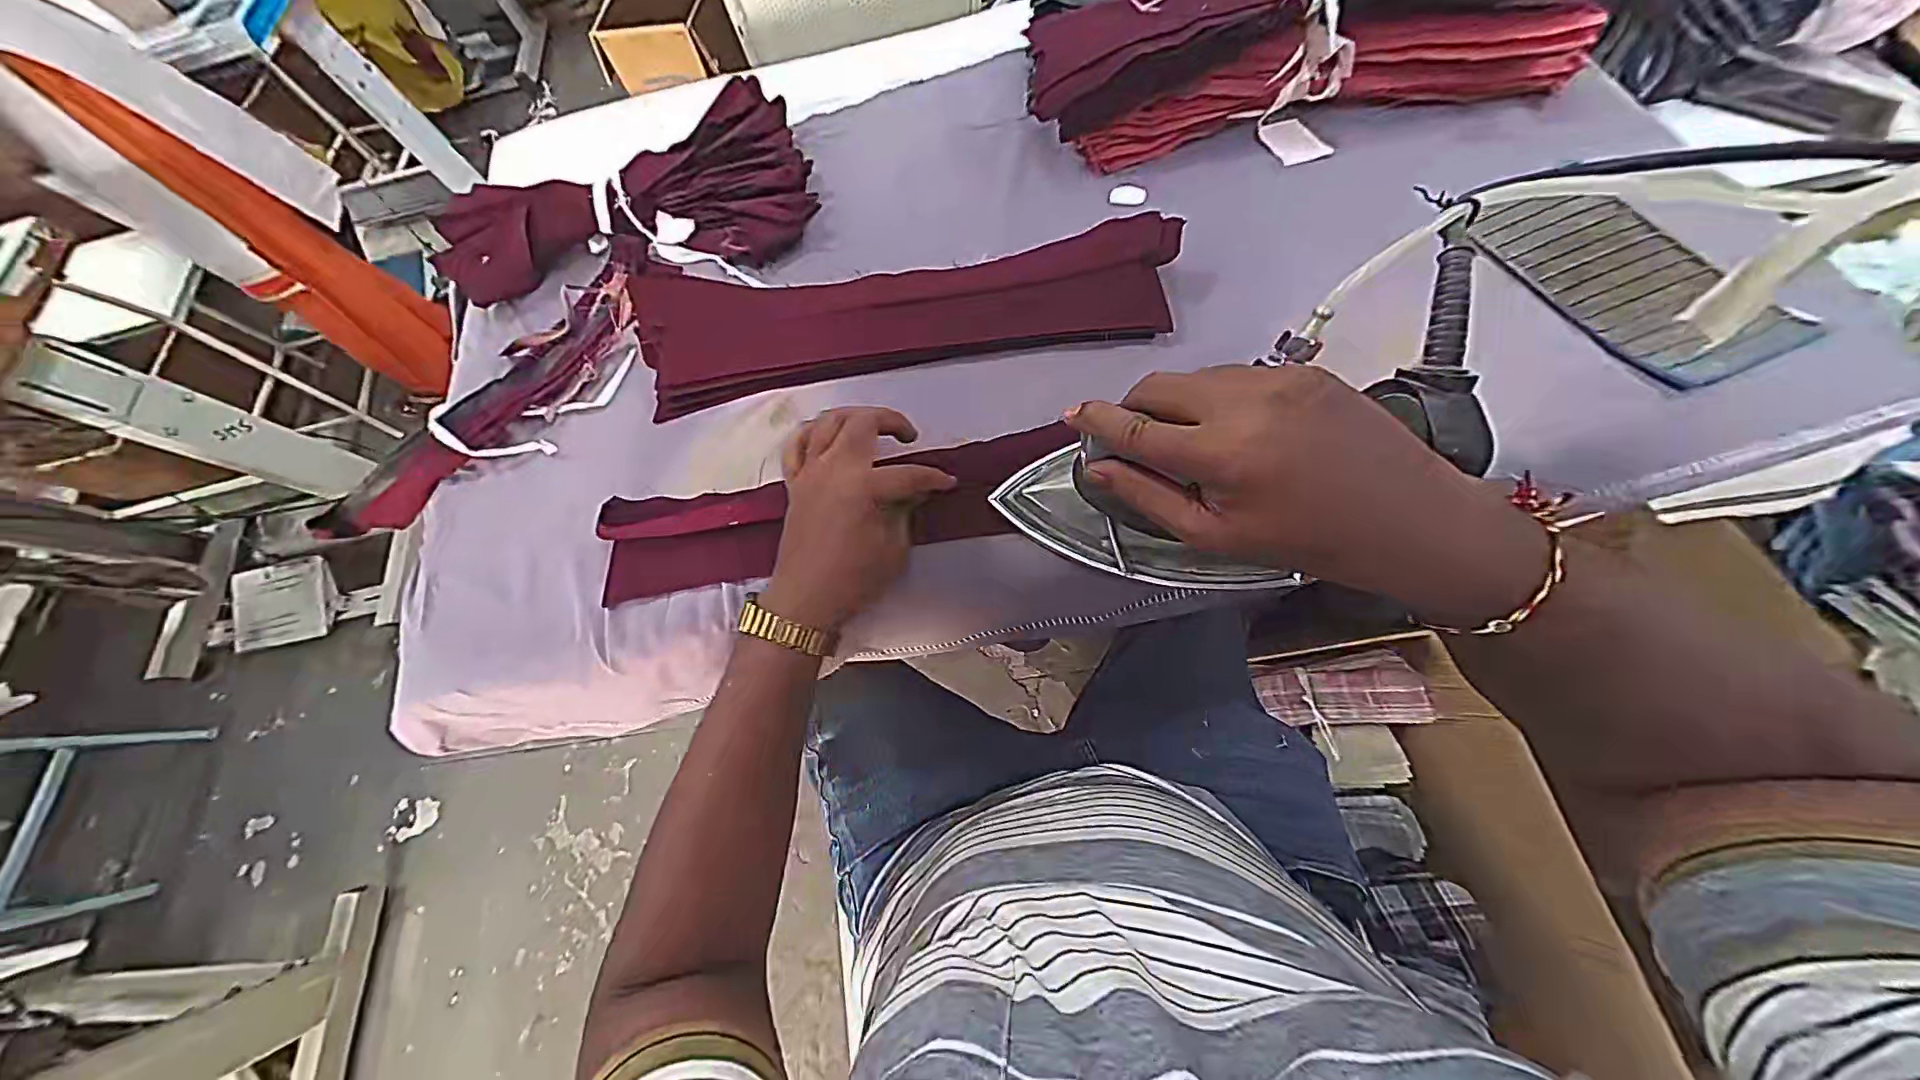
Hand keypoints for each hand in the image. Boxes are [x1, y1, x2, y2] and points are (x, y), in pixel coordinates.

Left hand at [761, 407, 956, 630]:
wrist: (805, 599)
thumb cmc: (852, 580)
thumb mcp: (893, 549)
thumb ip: (905, 511)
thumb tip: (915, 491)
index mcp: (862, 487)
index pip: (907, 473)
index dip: (932, 477)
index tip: (946, 482)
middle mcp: (834, 470)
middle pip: (862, 423)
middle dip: (891, 421)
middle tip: (908, 436)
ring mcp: (810, 473)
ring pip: (827, 422)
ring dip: (853, 416)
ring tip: (871, 426)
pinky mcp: (794, 484)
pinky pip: (797, 445)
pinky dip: (813, 434)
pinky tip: (827, 437)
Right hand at [1066, 364, 1549, 625]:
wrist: (1408, 518)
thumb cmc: (1310, 541)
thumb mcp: (1218, 536)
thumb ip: (1149, 497)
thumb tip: (1099, 468)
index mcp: (1224, 454)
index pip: (1137, 427)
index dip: (1098, 420)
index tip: (1074, 414)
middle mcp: (1248, 403)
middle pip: (1159, 387)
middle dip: (1135, 409)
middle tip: (1136, 439)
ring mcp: (1280, 379)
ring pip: (1195, 377)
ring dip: (1177, 403)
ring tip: (1197, 442)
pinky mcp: (1305, 371)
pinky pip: (1235, 374)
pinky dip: (1216, 397)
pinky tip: (1237, 429)